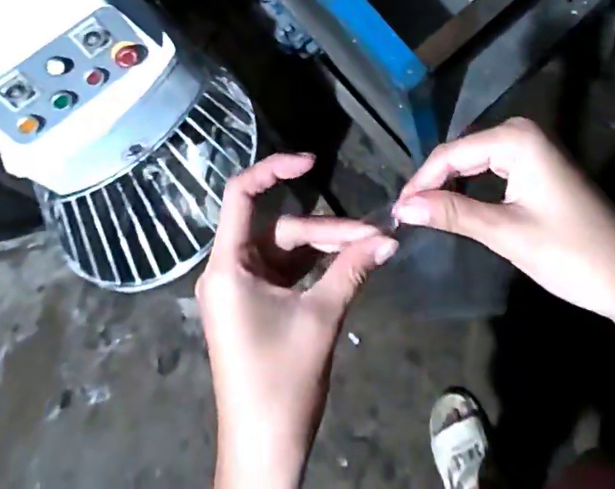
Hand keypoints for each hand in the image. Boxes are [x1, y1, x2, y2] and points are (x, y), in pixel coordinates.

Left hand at [199, 152, 398, 487]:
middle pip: (276, 228)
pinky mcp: (251, 305)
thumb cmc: (282, 383)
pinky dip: (312, 267)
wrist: (263, 451)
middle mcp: (226, 269)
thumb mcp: (321, 318)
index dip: (273, 169)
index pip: (240, 194)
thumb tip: (389, 238)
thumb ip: (352, 270)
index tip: (311, 162)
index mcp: (227, 265)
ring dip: (322, 249)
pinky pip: (282, 271)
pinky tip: (346, 265)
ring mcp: (238, 288)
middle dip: (325, 230)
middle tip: (373, 236)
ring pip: (283, 250)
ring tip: (368, 249)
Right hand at [393, 118, 614, 327]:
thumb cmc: (572, 255)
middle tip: (406, 213)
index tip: (396, 210)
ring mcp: (533, 150)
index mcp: (516, 138)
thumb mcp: (506, 233)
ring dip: (450, 186)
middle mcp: (522, 133)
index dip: (420, 181)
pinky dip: (472, 189)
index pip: (451, 153)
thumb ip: (452, 213)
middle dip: (433, 182)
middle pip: (461, 153)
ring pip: (475, 162)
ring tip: (422, 211)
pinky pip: (493, 170)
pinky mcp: (539, 169)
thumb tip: (403, 208)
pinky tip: (455, 206)